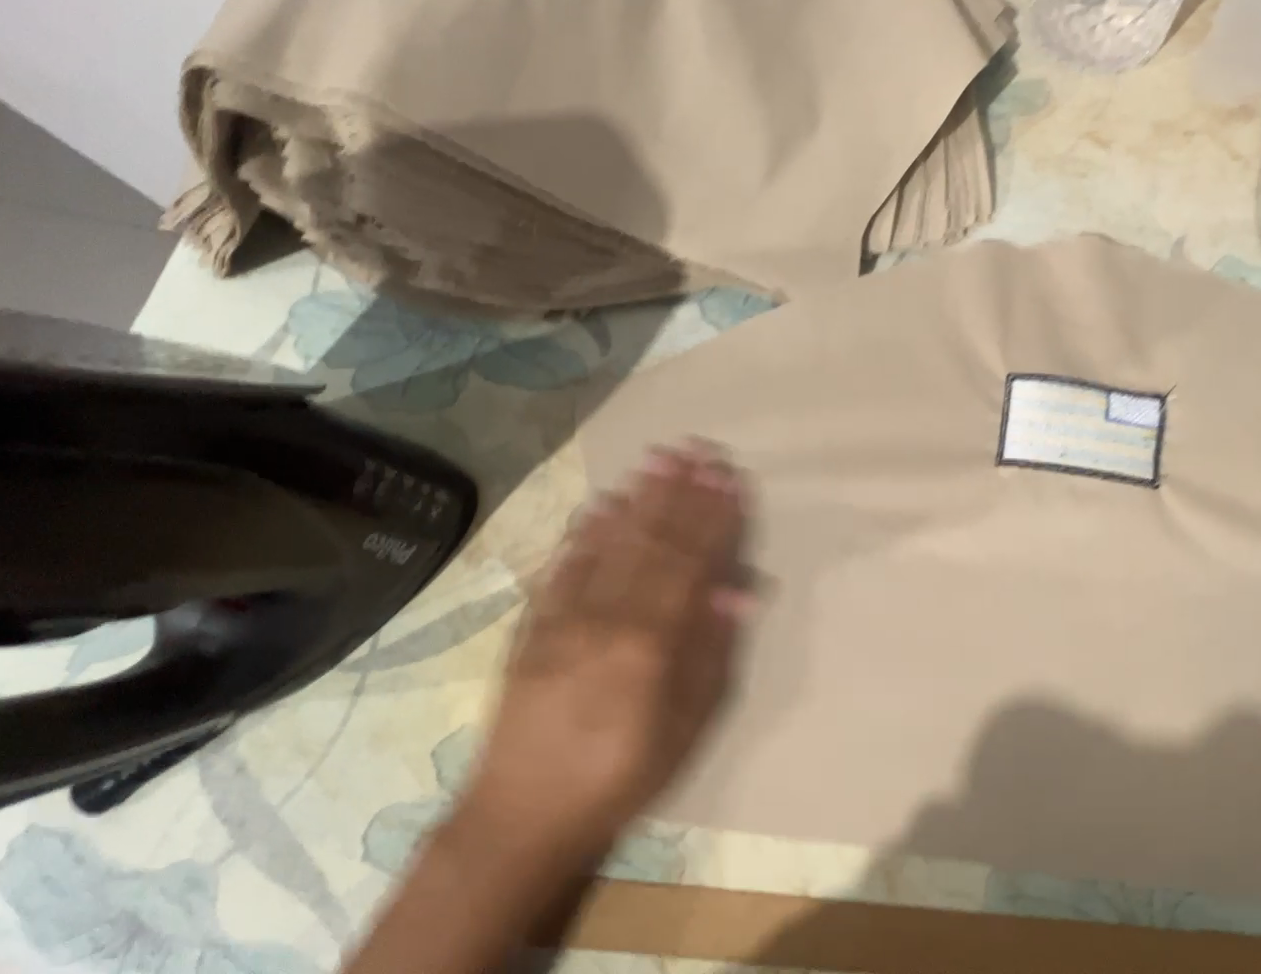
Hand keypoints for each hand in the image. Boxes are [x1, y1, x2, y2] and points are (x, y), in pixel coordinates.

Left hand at [462, 442, 752, 860]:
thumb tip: (738, 589)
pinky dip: (586, 531)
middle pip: (651, 541)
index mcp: (650, 642)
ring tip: (659, 458)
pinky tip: (603, 505)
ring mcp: (563, 616)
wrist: (523, 812)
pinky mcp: (532, 625)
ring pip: (608, 544)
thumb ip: (711, 652)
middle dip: (679, 492)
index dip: (713, 518)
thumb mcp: (686, 727)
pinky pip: (563, 566)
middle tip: (698, 448)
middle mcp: (607, 616)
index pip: (690, 562)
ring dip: (638, 498)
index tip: (730, 478)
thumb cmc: (621, 775)